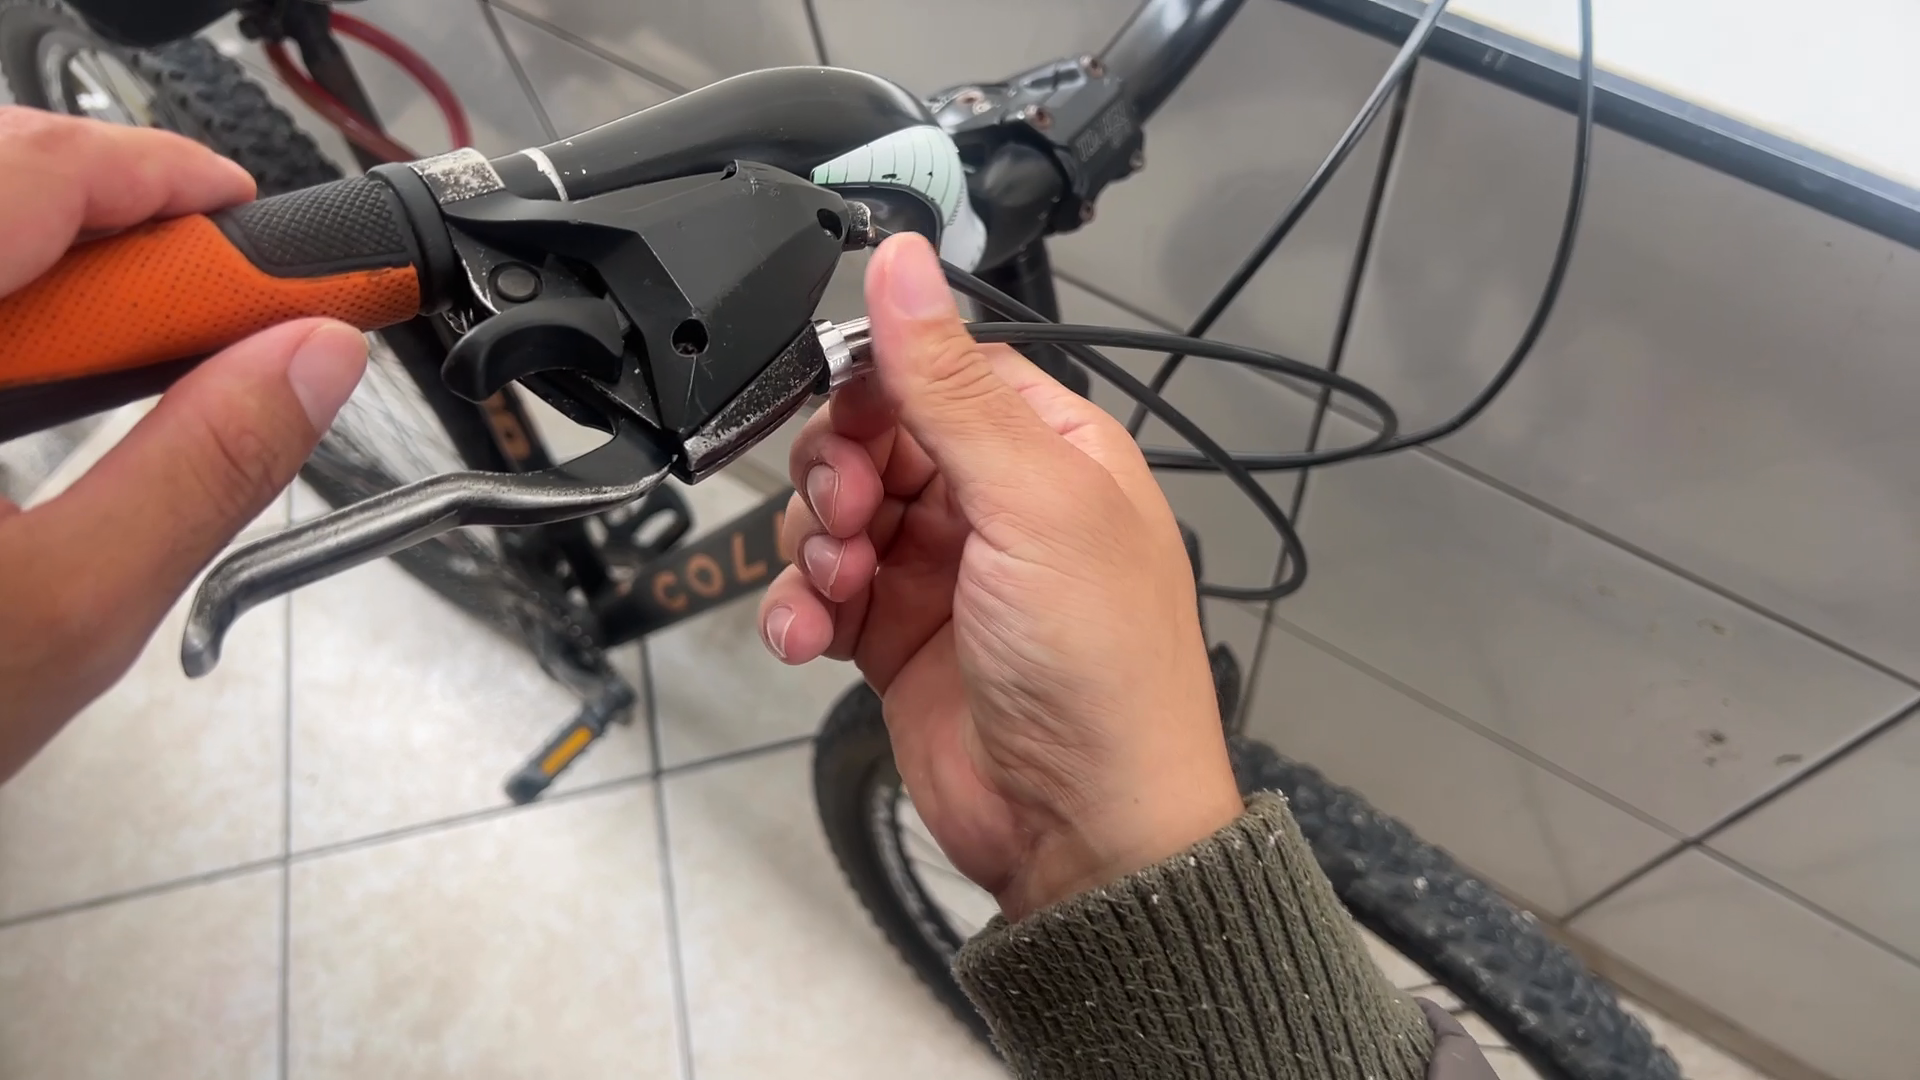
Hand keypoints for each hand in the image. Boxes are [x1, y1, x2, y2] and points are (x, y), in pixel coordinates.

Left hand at [0, 110, 367, 780]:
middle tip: (218, 314)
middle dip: (116, 227)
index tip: (263, 223)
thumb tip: (321, 359)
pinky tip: (20, 371)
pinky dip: (0, 308)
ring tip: (132, 356)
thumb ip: (212, 463)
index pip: (19, 175)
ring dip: (51, 270)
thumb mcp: (73, 605)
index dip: (162, 177)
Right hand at [760, 233, 1241, 920]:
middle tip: (849, 515)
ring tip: (840, 589)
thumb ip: (950, 385)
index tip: (849, 422)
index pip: (940, 372)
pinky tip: (806, 635)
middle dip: (840, 471)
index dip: (879, 388)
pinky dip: (799, 607)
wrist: (1081, 824)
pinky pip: (820, 592)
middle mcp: (991, 501)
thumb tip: (903, 265)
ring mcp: (937, 568)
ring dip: (814, 542)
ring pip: (834, 512)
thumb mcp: (1030, 503)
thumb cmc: (1096, 663)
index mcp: (1044, 450)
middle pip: (875, 438)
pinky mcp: (893, 631)